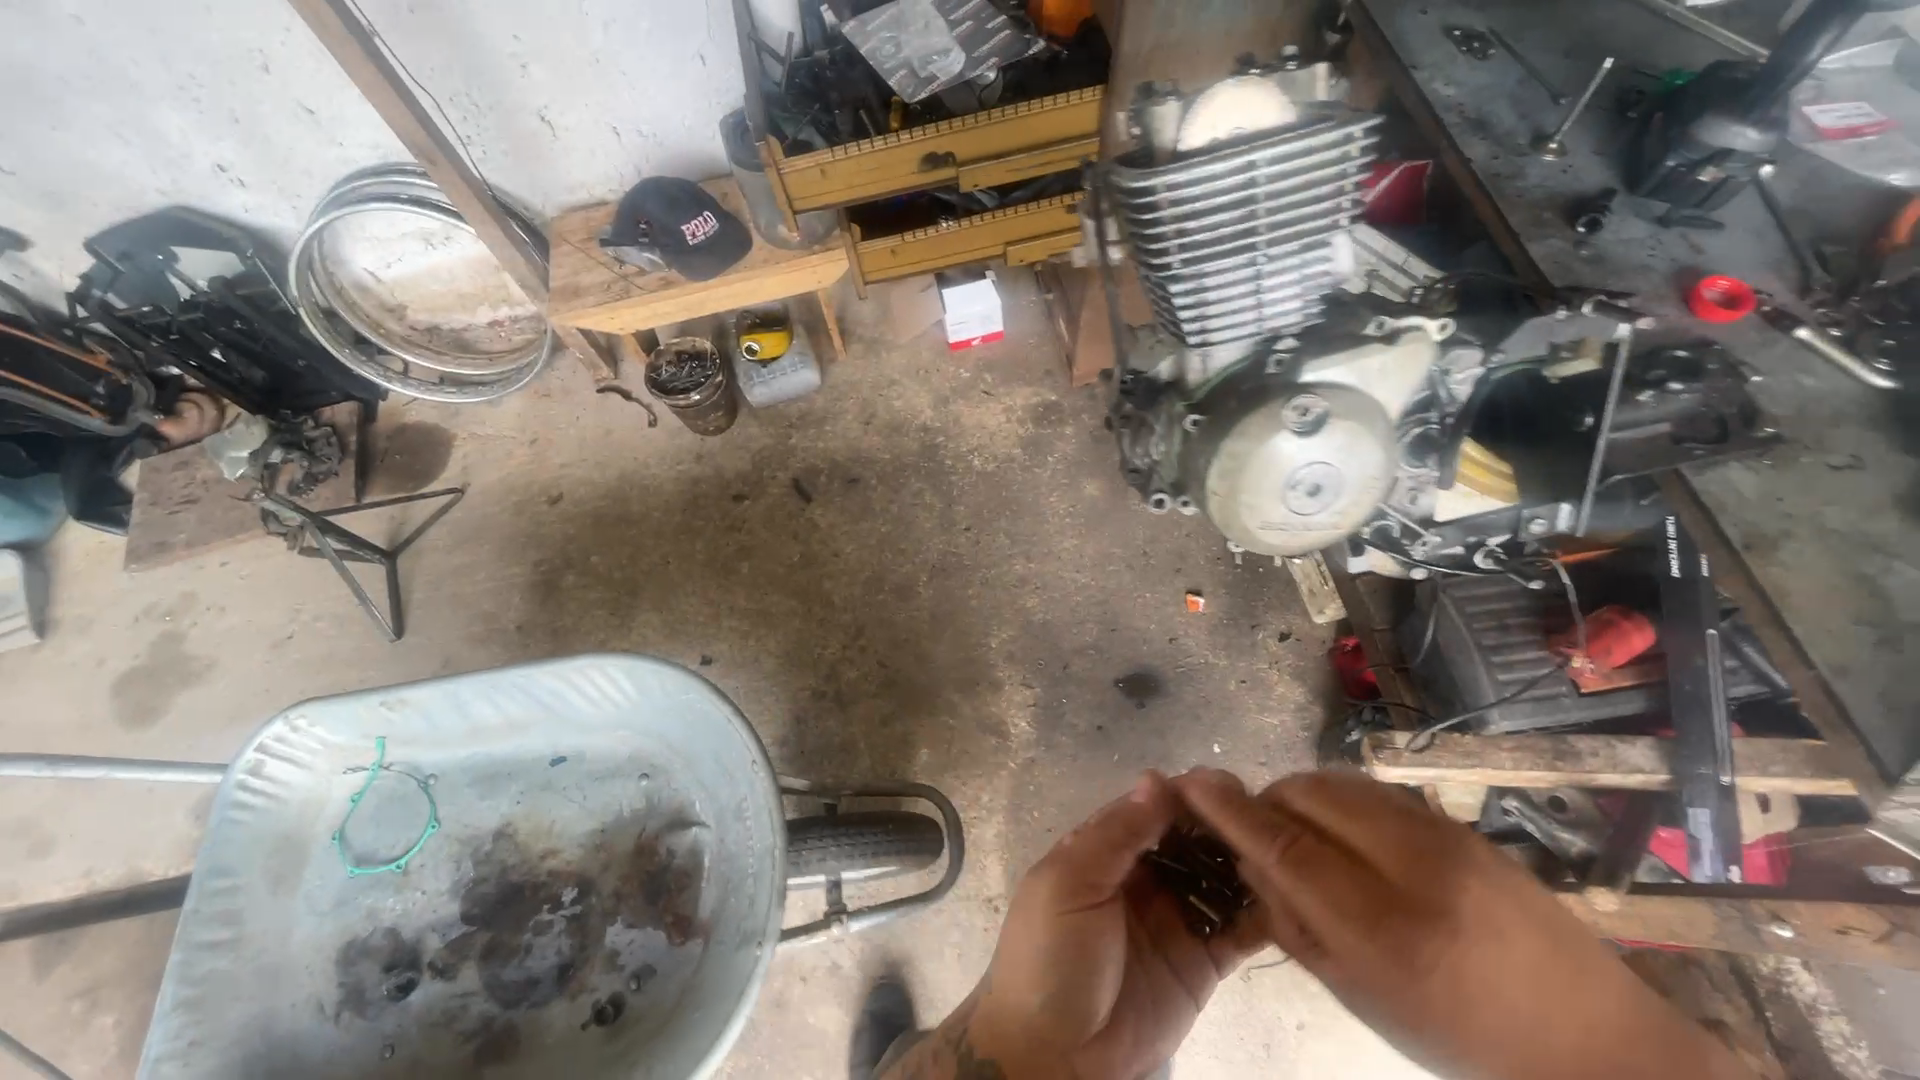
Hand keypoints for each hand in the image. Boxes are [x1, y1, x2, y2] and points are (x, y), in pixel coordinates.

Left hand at [960, 771, 1264, 1078]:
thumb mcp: (1068, 883)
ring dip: (1249, 860)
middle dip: (1225, 823)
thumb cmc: (1048, 957)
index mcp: (1104, 850)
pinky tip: (1294, 894)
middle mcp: (1145, 876)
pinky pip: (1241, 928)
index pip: (1153, 808)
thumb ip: (1115, 834)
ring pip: (1221, 876)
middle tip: (1264, 815)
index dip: (1187, 795)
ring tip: (1286, 848)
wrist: (1053, 1055)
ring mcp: (1177, 918)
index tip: (1225, 785)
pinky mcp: (1205, 961)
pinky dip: (1266, 910)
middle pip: (1193, 837)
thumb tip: (1157, 778)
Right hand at [1171, 768, 1750, 1079]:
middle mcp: (1413, 864)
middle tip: (1254, 828)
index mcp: (1384, 927)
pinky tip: (1345, 833)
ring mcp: (1445, 835)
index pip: (1285, 844)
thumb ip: (1294, 924)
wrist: (1593, 1040)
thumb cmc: (1461, 1039)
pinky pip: (1376, 791)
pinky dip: (1341, 799)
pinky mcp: (1461, 824)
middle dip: (1267, 799)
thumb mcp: (1362, 996)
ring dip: (1302, 795)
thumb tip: (1245, 861)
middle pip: (1309, 793)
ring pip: (1341, 781)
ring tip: (1298, 830)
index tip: (1190, 781)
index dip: (1230, 809)